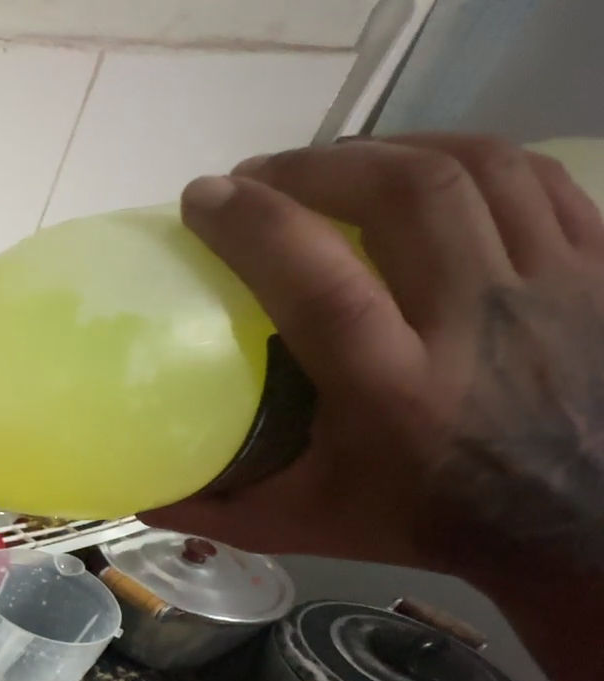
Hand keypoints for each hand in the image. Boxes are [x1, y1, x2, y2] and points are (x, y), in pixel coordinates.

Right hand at [144, 134, 603, 583]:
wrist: (580, 522)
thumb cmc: (421, 519)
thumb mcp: (296, 525)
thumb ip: (207, 509)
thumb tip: (128, 488)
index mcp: (390, 389)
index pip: (322, 285)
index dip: (258, 227)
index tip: (204, 198)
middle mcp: (478, 322)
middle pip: (409, 196)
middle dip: (318, 166)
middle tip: (257, 175)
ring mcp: (552, 285)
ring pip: (474, 169)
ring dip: (385, 150)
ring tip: (325, 164)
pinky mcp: (597, 265)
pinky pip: (532, 176)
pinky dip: (460, 155)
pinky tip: (410, 166)